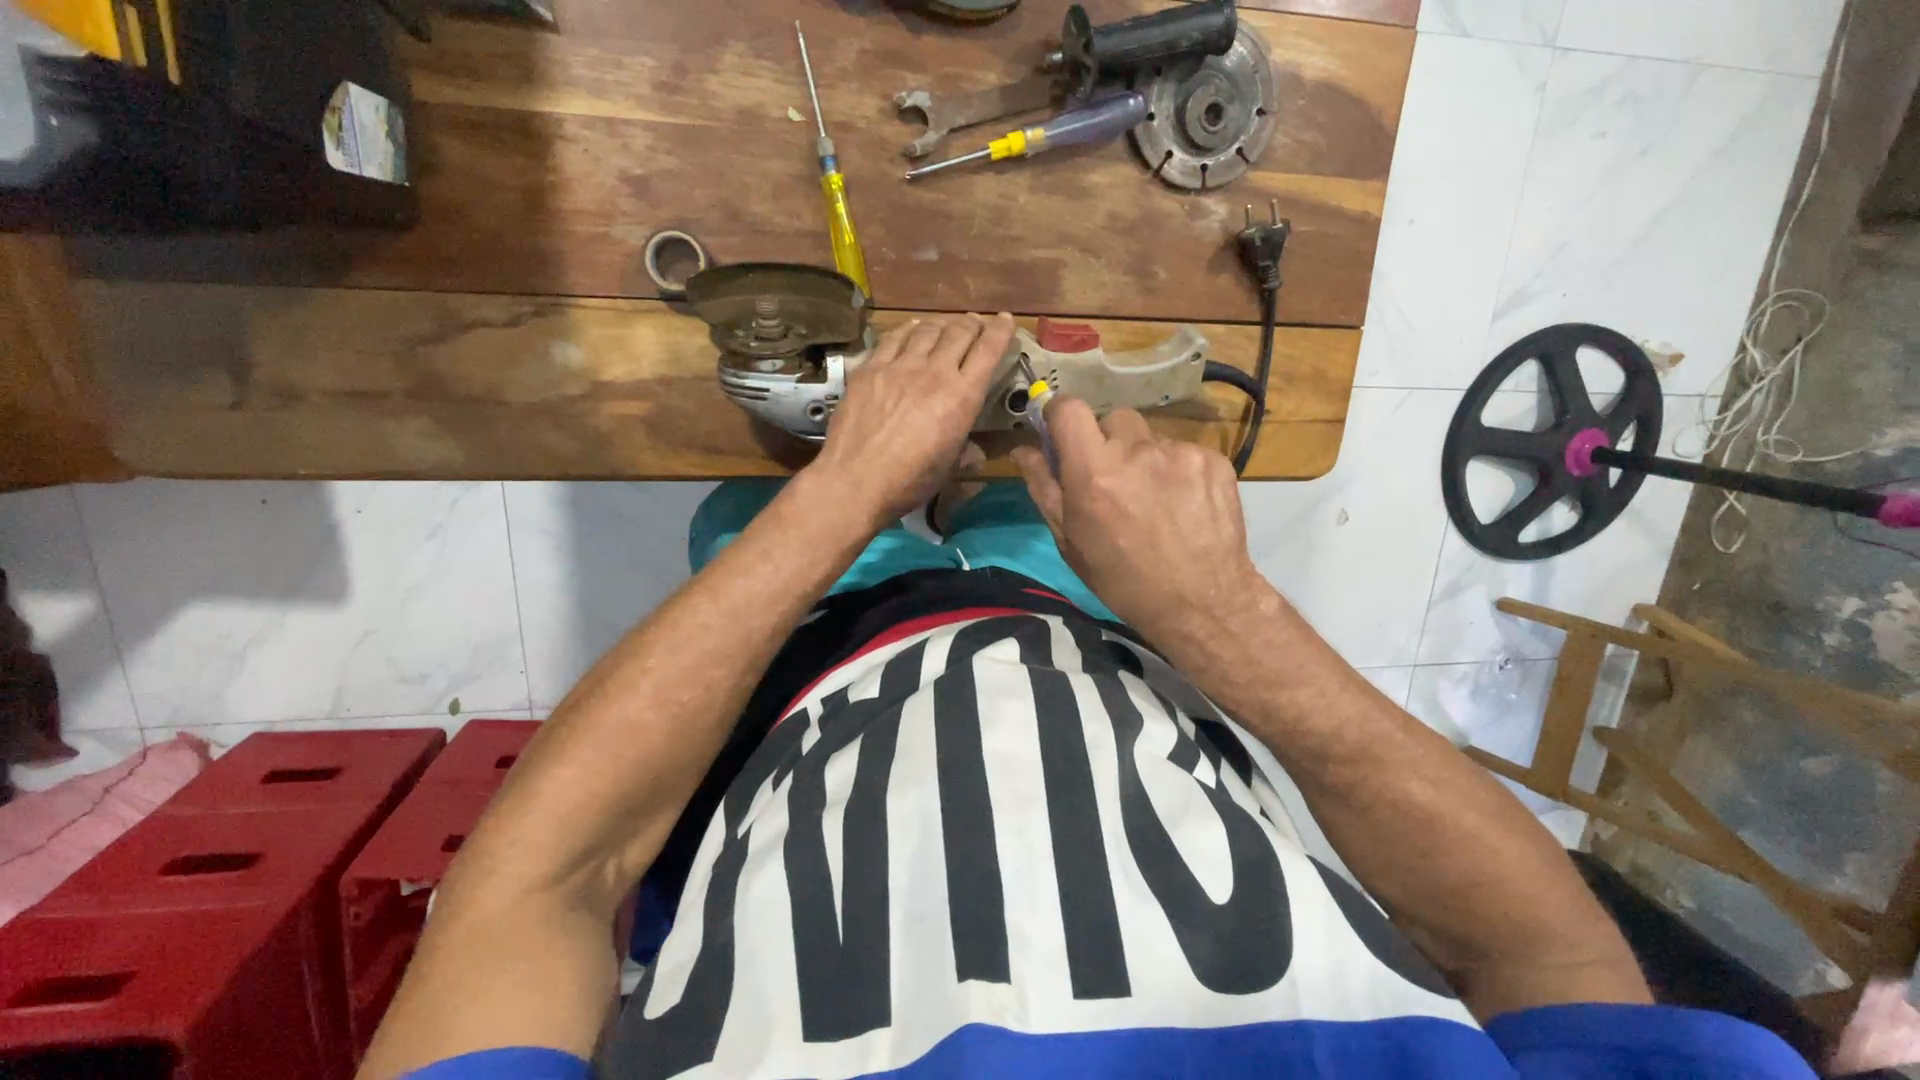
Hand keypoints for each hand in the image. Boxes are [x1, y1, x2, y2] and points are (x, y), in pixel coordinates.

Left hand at [809, 313, 1013, 529]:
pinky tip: (910, 330)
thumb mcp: (947, 469)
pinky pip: (893, 339)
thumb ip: (964, 454)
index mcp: (962, 397)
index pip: (988, 351)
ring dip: (941, 324)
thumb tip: (975, 455)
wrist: (856, 480)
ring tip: (945, 326)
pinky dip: (907, 329)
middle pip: (959, 333)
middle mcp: (935, 372)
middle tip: (975, 323)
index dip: (1000, 331)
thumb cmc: (909, 482)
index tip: (1006, 320)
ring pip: (926, 330)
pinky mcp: (870, 369)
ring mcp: (900, 367)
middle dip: (972, 324)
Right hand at [1012, 399, 1280, 644]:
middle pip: (1113, 419)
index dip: (1061, 415)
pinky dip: (1178, 471)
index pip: (1069, 408)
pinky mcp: (1213, 460)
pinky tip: (1183, 506)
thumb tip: (1023, 449)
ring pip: (1150, 436)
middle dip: (1107, 442)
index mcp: (1093, 472)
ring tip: (1153, 499)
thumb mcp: (1070, 542)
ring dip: (1144, 457)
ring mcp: (1179, 452)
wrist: (1201, 604)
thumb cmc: (1122, 581)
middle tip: (1114, 481)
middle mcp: (1136, 451)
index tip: (1063, 434)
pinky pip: (1183, 451)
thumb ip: (1044, 488)